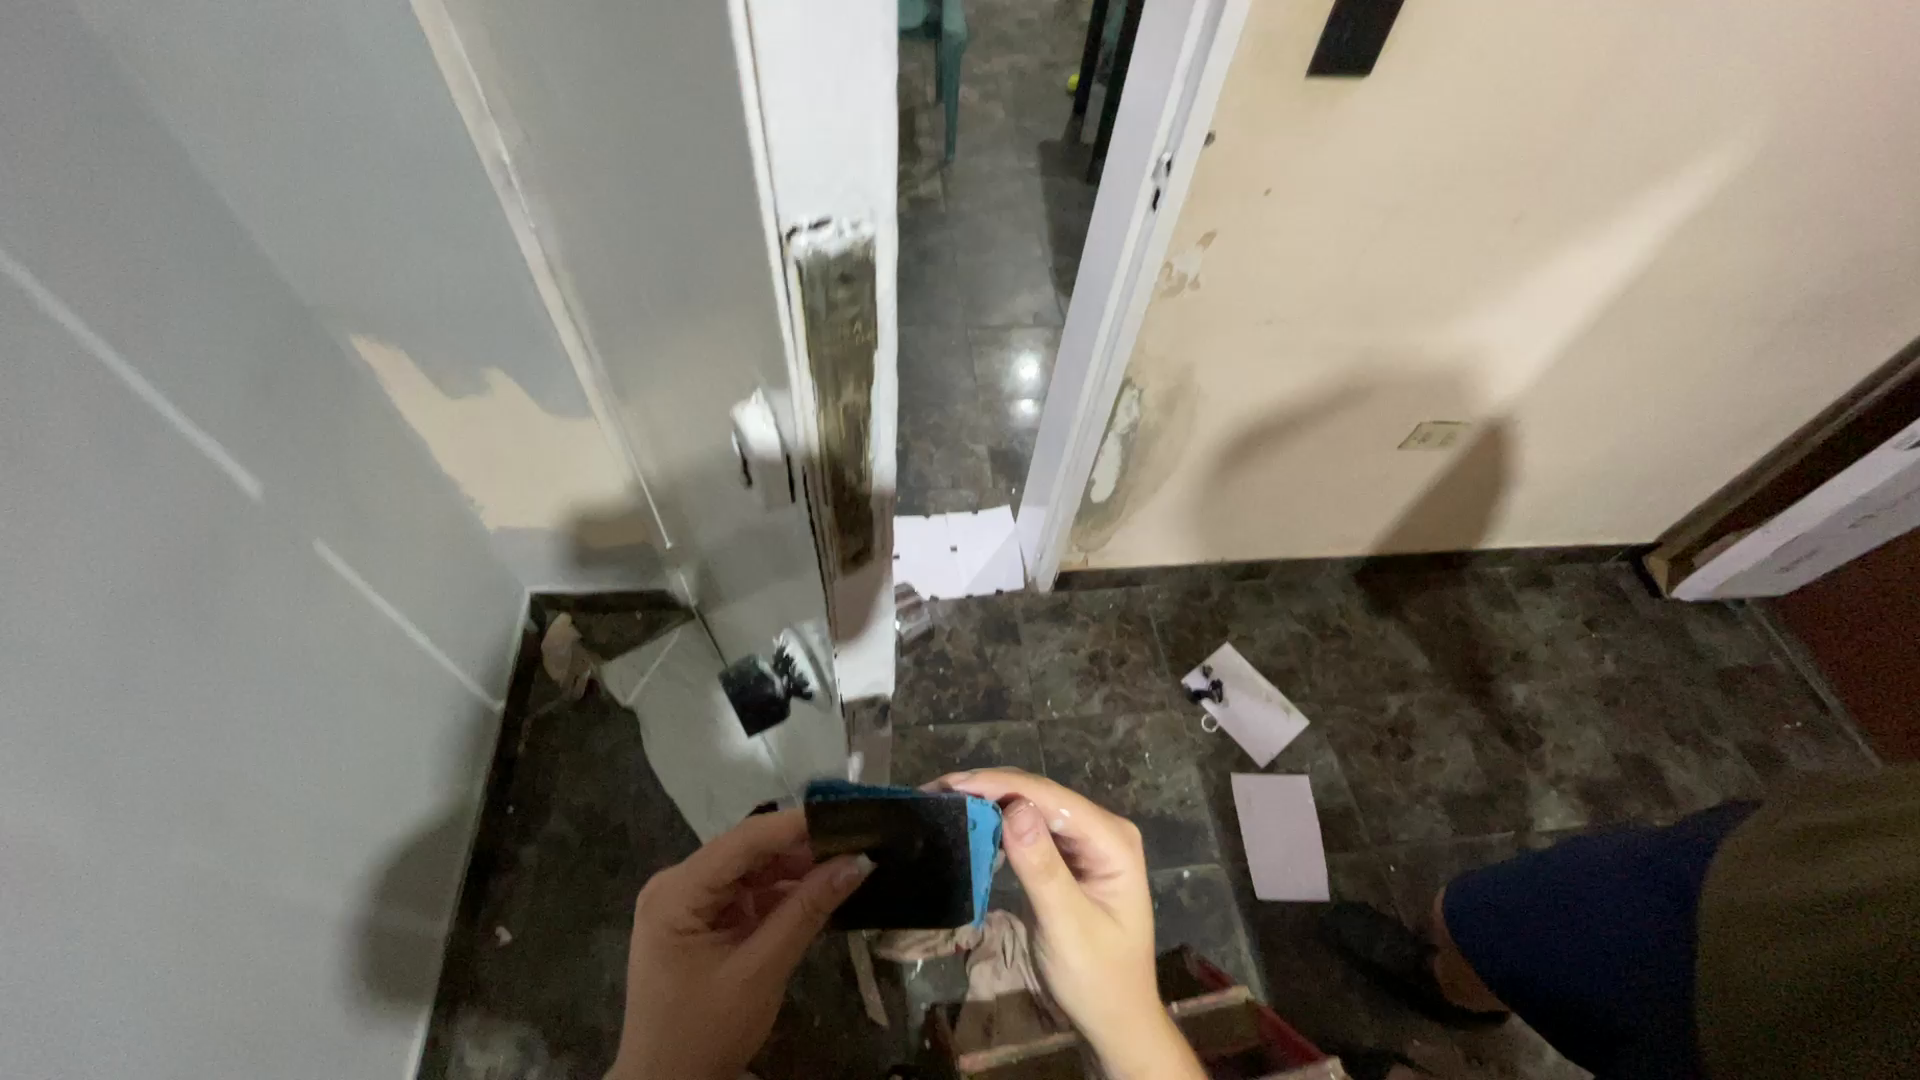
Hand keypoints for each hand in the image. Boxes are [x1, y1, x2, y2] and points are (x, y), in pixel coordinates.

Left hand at [607, 809, 873, 1079]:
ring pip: (752, 869)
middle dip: (801, 847)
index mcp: (676, 892)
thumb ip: (808, 910)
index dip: (796, 824)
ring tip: (846, 863)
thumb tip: (858, 861)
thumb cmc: (705, 1034)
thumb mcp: (761, 971)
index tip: (846, 815)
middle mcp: (677, 884)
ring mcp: (688, 901)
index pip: (743, 840)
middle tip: (855, 842)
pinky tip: (818, 891)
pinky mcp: (702, 918)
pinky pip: (748, 892)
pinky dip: (782, 893)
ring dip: (796, 869)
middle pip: (748, 851)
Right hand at [937, 768, 1204, 1079]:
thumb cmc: (1097, 978)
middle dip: (989, 786)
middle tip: (936, 789)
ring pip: (1032, 805)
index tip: (951, 785)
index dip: (1000, 785)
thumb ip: (1042, 868)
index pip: (1051, 797)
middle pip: (1040, 794)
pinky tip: (971, 819)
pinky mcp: (1068, 855)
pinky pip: (1031, 827)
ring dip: (990, 799)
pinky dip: (999, 821)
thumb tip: (1013, 808)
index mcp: (1112, 839)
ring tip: (944, 798)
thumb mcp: (1066, 927)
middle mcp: (1101, 829)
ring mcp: (1085, 841)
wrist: (1116, 1020)